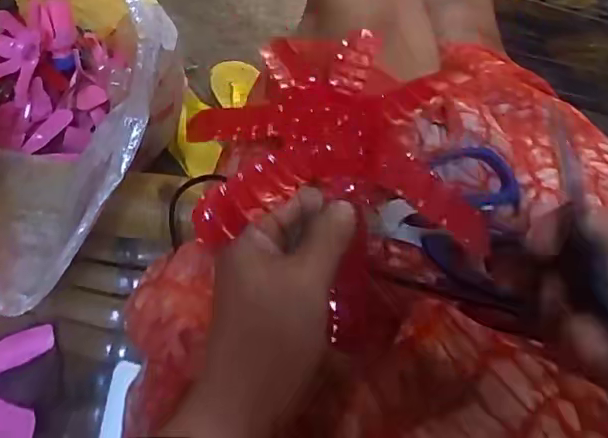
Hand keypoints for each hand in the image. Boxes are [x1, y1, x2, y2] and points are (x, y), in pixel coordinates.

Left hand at [163, 188, 357, 437]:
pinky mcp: (262, 315)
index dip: (321, 202)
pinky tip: (337, 287)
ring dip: (321, 257)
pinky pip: (290, 285)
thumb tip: (344, 203)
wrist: (242, 407)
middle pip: (290, 232)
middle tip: (365, 228)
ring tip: (357, 253)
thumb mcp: (307, 280)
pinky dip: (313, 281)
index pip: (288, 206)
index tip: (357, 202)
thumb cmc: (275, 334)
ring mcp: (252, 287)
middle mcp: (246, 258)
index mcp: (249, 240)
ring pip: (293, 260)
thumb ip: (326, 238)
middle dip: (324, 229)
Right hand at [528, 210, 607, 437]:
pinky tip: (564, 349)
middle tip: (522, 297)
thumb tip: (567, 324)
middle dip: (559, 272)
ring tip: (548, 334)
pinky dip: (579, 337)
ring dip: (563, 307)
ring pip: (600, 298)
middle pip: (607, 263)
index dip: (572, 227)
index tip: (527, 248)